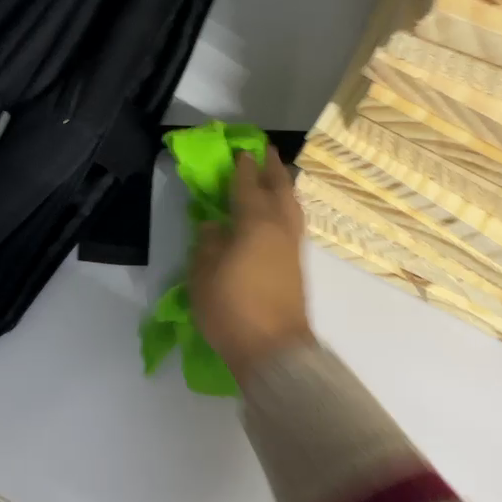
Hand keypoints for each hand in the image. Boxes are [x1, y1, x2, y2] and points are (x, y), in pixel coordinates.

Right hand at [191, 147, 313, 382]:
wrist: (273, 349)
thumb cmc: (231, 311)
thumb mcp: (203, 277)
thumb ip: (207, 245)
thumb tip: (213, 226)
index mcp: (254, 224)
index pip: (248, 187)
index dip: (242, 168)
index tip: (240, 151)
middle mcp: (279, 229)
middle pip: (280, 189)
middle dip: (272, 169)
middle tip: (266, 152)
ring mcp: (293, 248)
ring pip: (292, 206)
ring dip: (284, 188)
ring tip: (277, 179)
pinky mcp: (297, 267)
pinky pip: (294, 224)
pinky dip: (287, 209)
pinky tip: (280, 214)